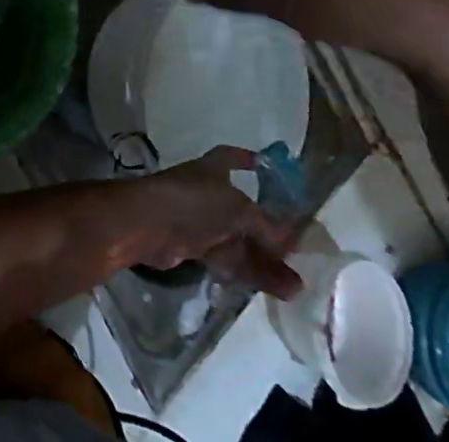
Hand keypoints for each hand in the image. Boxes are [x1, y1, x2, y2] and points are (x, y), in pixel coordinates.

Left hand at [133, 147, 300, 298]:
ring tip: (296, 287)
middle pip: (242, 211)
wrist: (148, 224)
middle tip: (299, 254)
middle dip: (269, 233)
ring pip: (238, 241)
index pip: (229, 157)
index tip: (266, 165)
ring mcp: (196, 220)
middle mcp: (204, 193)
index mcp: (211, 170)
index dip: (246, 159)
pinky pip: (227, 259)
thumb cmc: (193, 201)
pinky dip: (250, 273)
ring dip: (266, 262)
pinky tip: (278, 291)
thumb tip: (288, 244)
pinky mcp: (190, 246)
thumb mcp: (239, 208)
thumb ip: (266, 226)